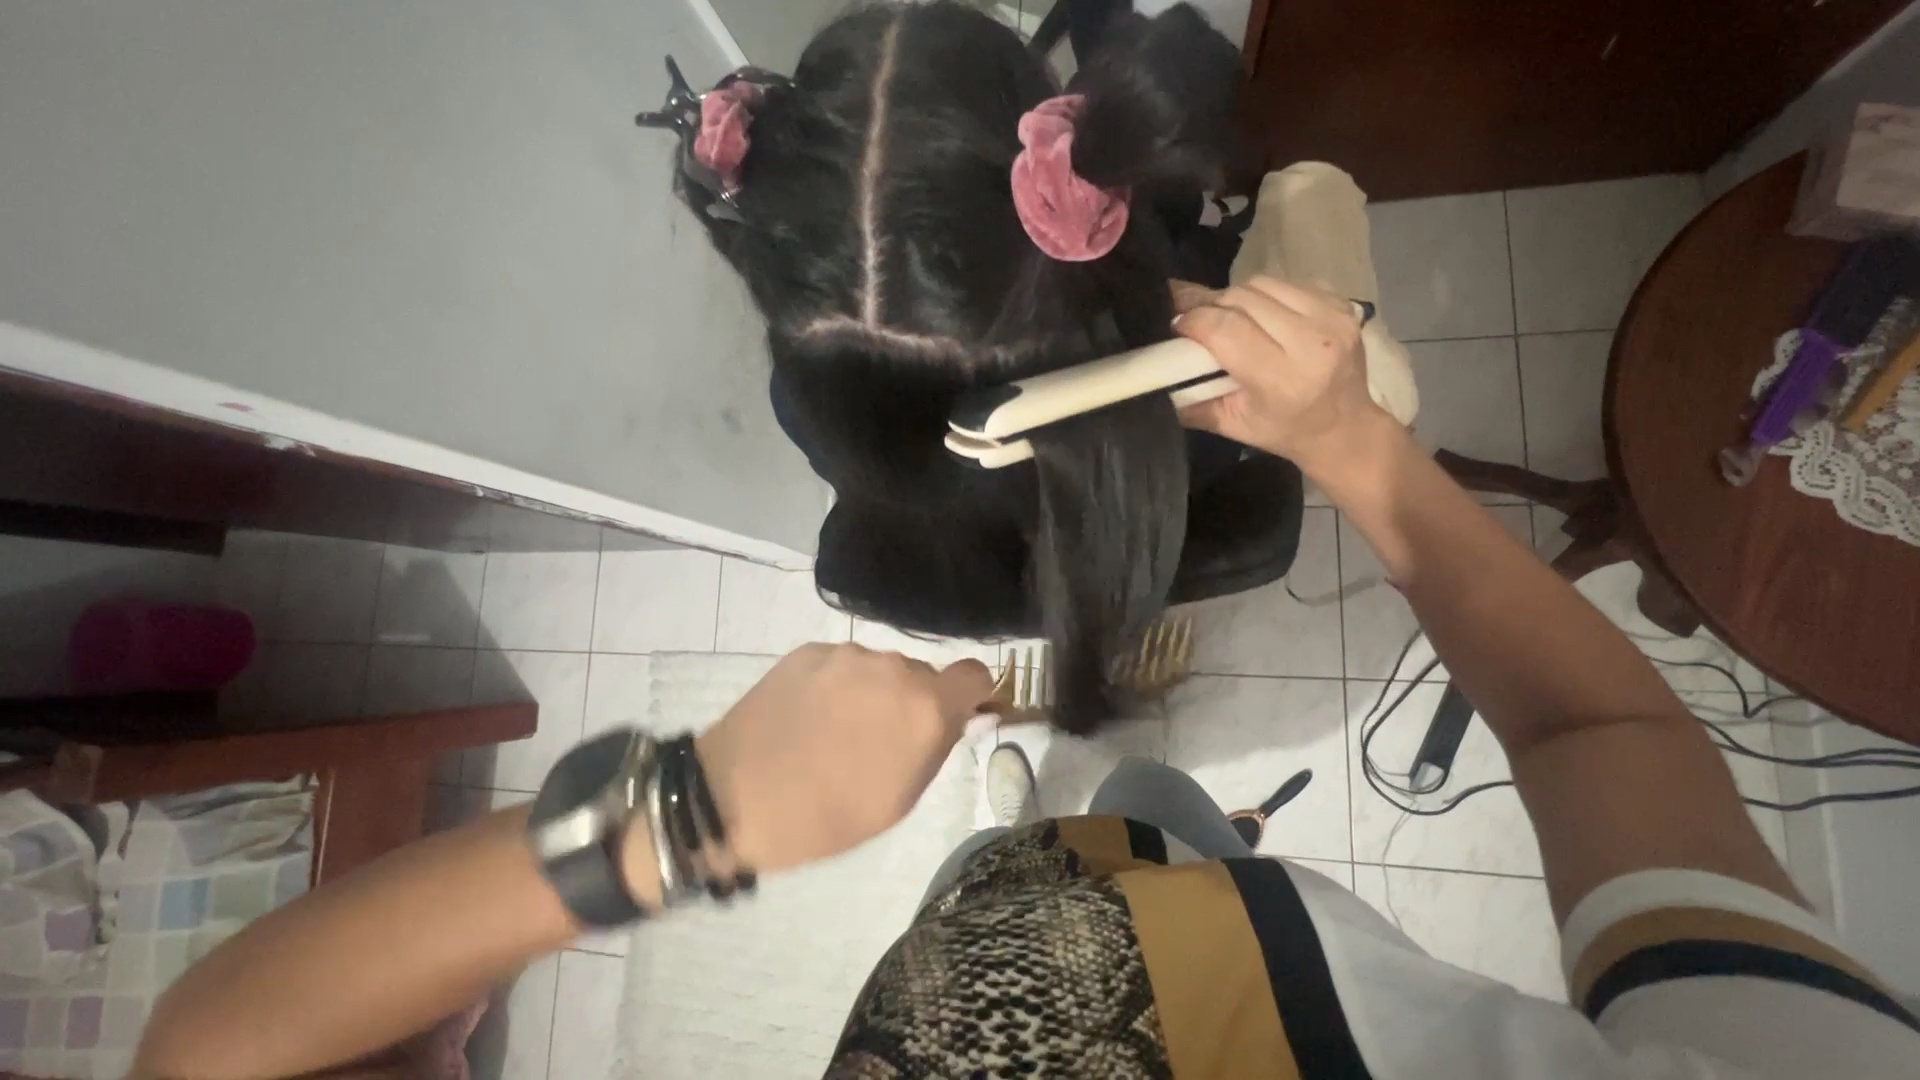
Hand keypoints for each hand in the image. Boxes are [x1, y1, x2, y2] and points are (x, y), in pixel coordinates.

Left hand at [685, 644, 991, 874]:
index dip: (973, 695)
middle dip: (913, 703)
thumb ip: (937, 748)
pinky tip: (810, 718)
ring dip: (874, 694)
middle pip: (923, 676)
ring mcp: (847, 656)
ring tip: (837, 732)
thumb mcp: (897, 801)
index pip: (975, 675)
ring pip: (881, 670)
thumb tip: (966, 716)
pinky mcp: (808, 651)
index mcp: (925, 708)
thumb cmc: (824, 818)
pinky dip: (838, 686)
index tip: (958, 717)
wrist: (731, 798)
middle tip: (882, 742)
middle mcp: (894, 669)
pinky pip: (842, 665)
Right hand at [1171, 277, 1392, 476]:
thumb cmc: (1283, 431)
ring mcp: (1332, 318)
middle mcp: (1311, 343)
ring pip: (1262, 284)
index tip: (1176, 325)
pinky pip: (1287, 283)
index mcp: (1282, 379)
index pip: (1227, 329)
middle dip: (1209, 304)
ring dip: (1235, 296)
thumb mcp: (1232, 425)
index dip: (1194, 320)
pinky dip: (1264, 294)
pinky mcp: (1342, 304)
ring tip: (1222, 314)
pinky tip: (1258, 313)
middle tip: (1190, 316)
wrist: (1345, 426)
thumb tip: (1153, 376)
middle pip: (1242, 299)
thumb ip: (1192, 402)